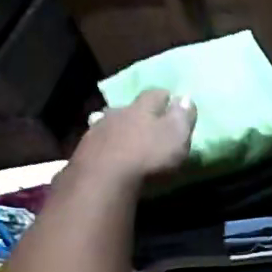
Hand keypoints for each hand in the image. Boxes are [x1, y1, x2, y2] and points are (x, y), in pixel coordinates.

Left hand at [73, 88, 196, 179]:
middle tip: (147, 122)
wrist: (104, 177)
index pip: (155, 94)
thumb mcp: (176, 137)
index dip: (165, 97)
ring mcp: (98, 129)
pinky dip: (105, 144)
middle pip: (130, 107)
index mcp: (142, 108)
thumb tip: (185, 97)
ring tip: (124, 137)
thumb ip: (182, 117)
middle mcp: (118, 112)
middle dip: (139, 113)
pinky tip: (108, 152)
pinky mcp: (85, 149)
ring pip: (110, 121)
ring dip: (118, 127)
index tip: (173, 100)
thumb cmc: (148, 156)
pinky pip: (98, 141)